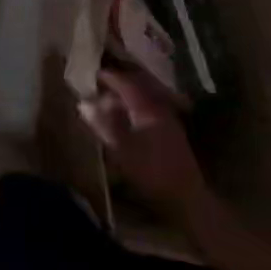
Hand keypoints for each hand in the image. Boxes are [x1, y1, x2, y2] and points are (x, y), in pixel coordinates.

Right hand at [78, 67, 209, 217]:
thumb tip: (84, 103)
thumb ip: (103, 124)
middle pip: (136, 87)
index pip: (126, 83)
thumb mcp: (121, 149)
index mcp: (147, 108)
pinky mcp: (170, 131)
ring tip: (108, 101)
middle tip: (98, 85)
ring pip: (143, 98)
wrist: (186, 196)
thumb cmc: (150, 172)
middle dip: (117, 84)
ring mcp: (167, 118)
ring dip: (126, 97)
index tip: (92, 73)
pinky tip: (126, 118)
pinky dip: (134, 107)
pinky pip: (148, 109)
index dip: (109, 77)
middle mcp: (159, 107)